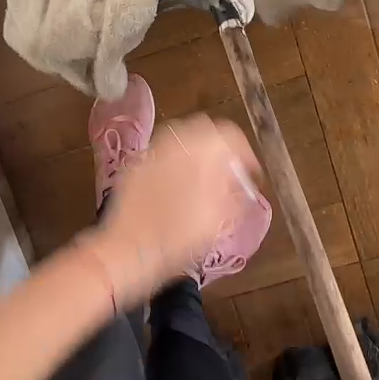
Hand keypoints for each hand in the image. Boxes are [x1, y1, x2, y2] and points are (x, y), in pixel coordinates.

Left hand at [91, 115, 261, 296]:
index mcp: (201, 152)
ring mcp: (151, 153)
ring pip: (180, 137)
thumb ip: (234, 194)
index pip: (230, 135)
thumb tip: (241, 182)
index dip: (244, 153)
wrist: (129, 249)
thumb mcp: (217, 220)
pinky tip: (175, 185)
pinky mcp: (134, 166)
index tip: (249, 173)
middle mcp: (175, 144)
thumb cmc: (178, 240)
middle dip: (219, 147)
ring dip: (196, 151)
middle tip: (226, 172)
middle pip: (204, 129)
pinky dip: (173, 162)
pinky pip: (160, 154)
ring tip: (203, 177)